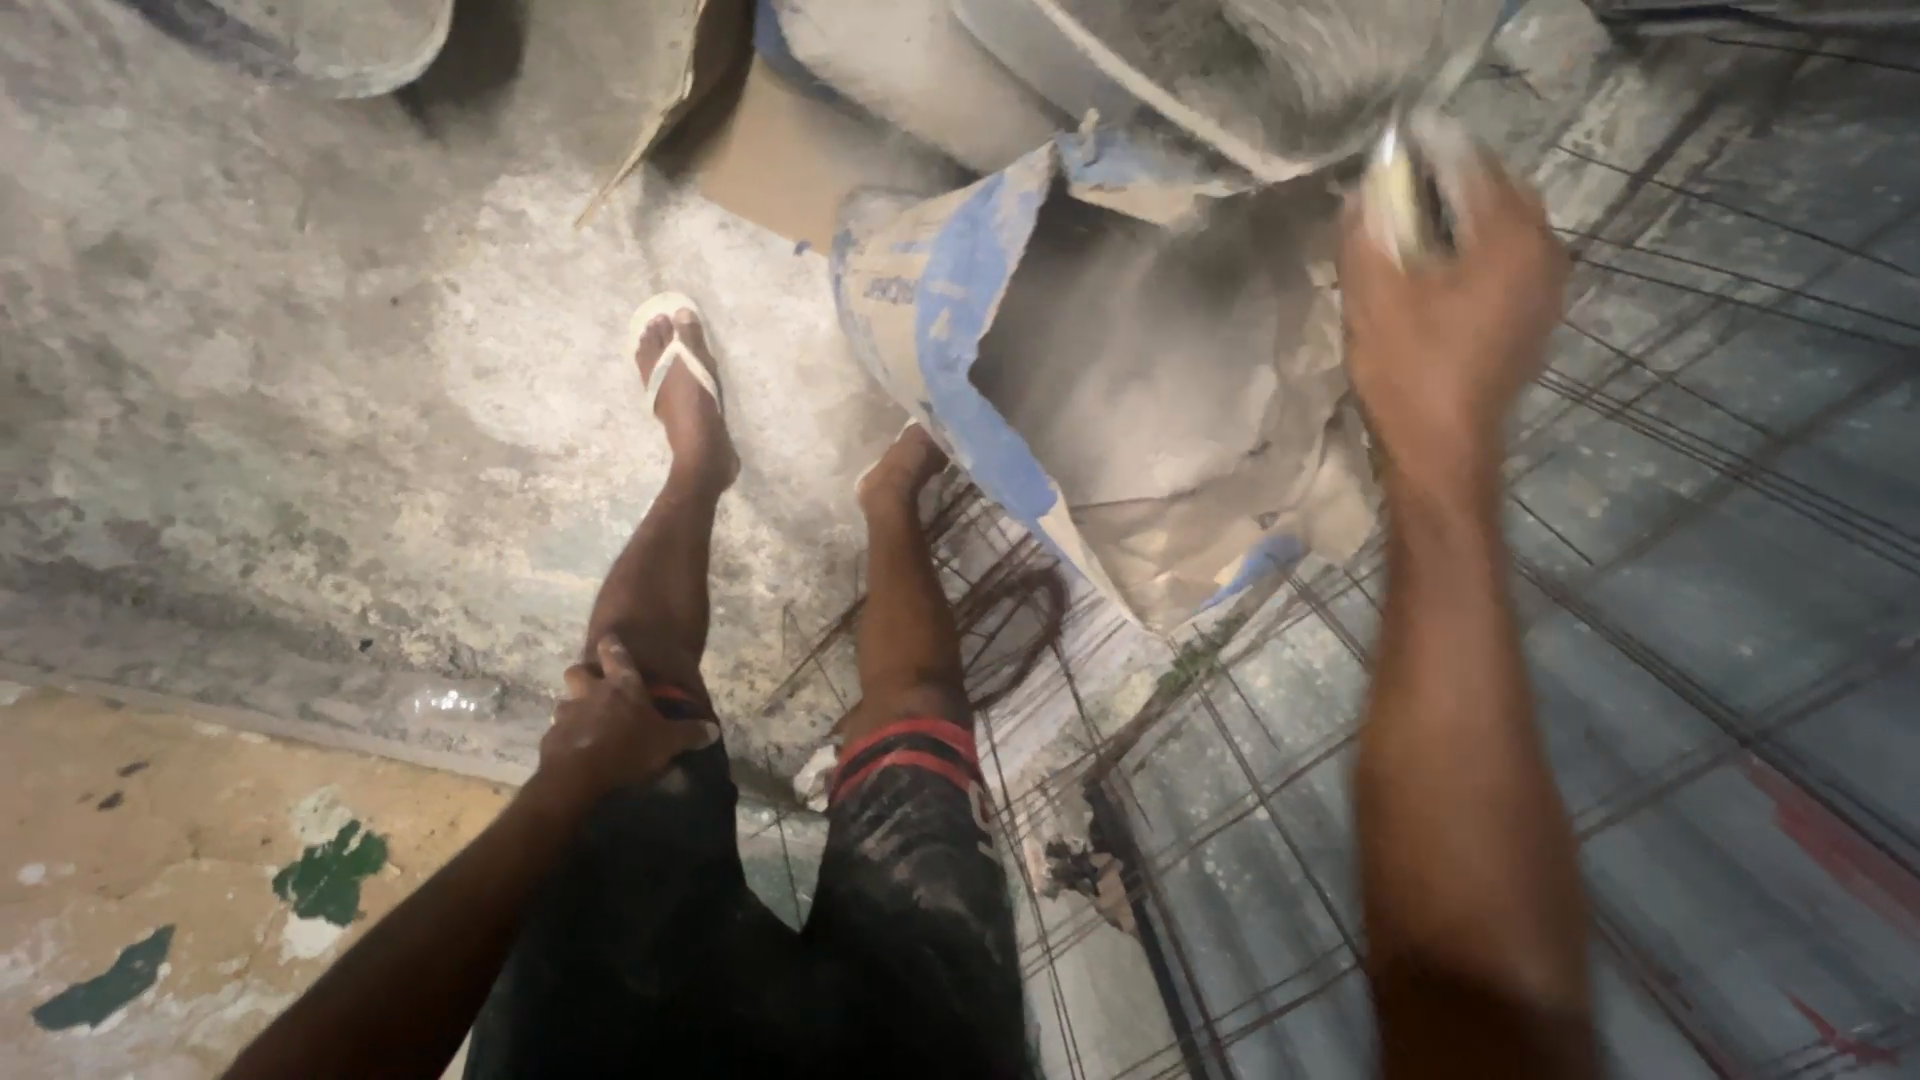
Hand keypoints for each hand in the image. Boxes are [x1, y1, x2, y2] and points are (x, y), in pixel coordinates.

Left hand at [534, 635, 719, 810]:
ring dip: (573, 708)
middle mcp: (592, 693)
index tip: (609, 639)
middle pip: (577, 671)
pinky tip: (575, 749)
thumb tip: (713, 730)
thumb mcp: (669, 742)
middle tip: (593, 687)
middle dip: (583, 675)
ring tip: (584, 722)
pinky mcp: (551, 738)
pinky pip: (557, 730)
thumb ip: (690, 733)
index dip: (613, 645)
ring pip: (564, 701)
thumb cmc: (629, 748)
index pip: (616, 655)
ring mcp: (568, 714)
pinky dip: (565, 736)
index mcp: (623, 686)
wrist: (580, 776)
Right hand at [1339, 152, 1566, 498]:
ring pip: (1502, 230)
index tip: (1394, 145)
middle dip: (1447, 183)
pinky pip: (1505, 263)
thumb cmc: (1407, 374)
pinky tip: (1434, 273)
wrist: (1442, 452)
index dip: (1430, 150)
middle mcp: (1545, 252)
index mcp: (1511, 239)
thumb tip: (1366, 188)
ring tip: (1411, 228)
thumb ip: (1368, 234)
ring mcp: (1546, 289)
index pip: (1473, 165)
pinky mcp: (1532, 319)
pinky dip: (1471, 253)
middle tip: (1397, 189)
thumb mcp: (1372, 300)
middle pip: (1495, 193)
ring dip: (1459, 219)